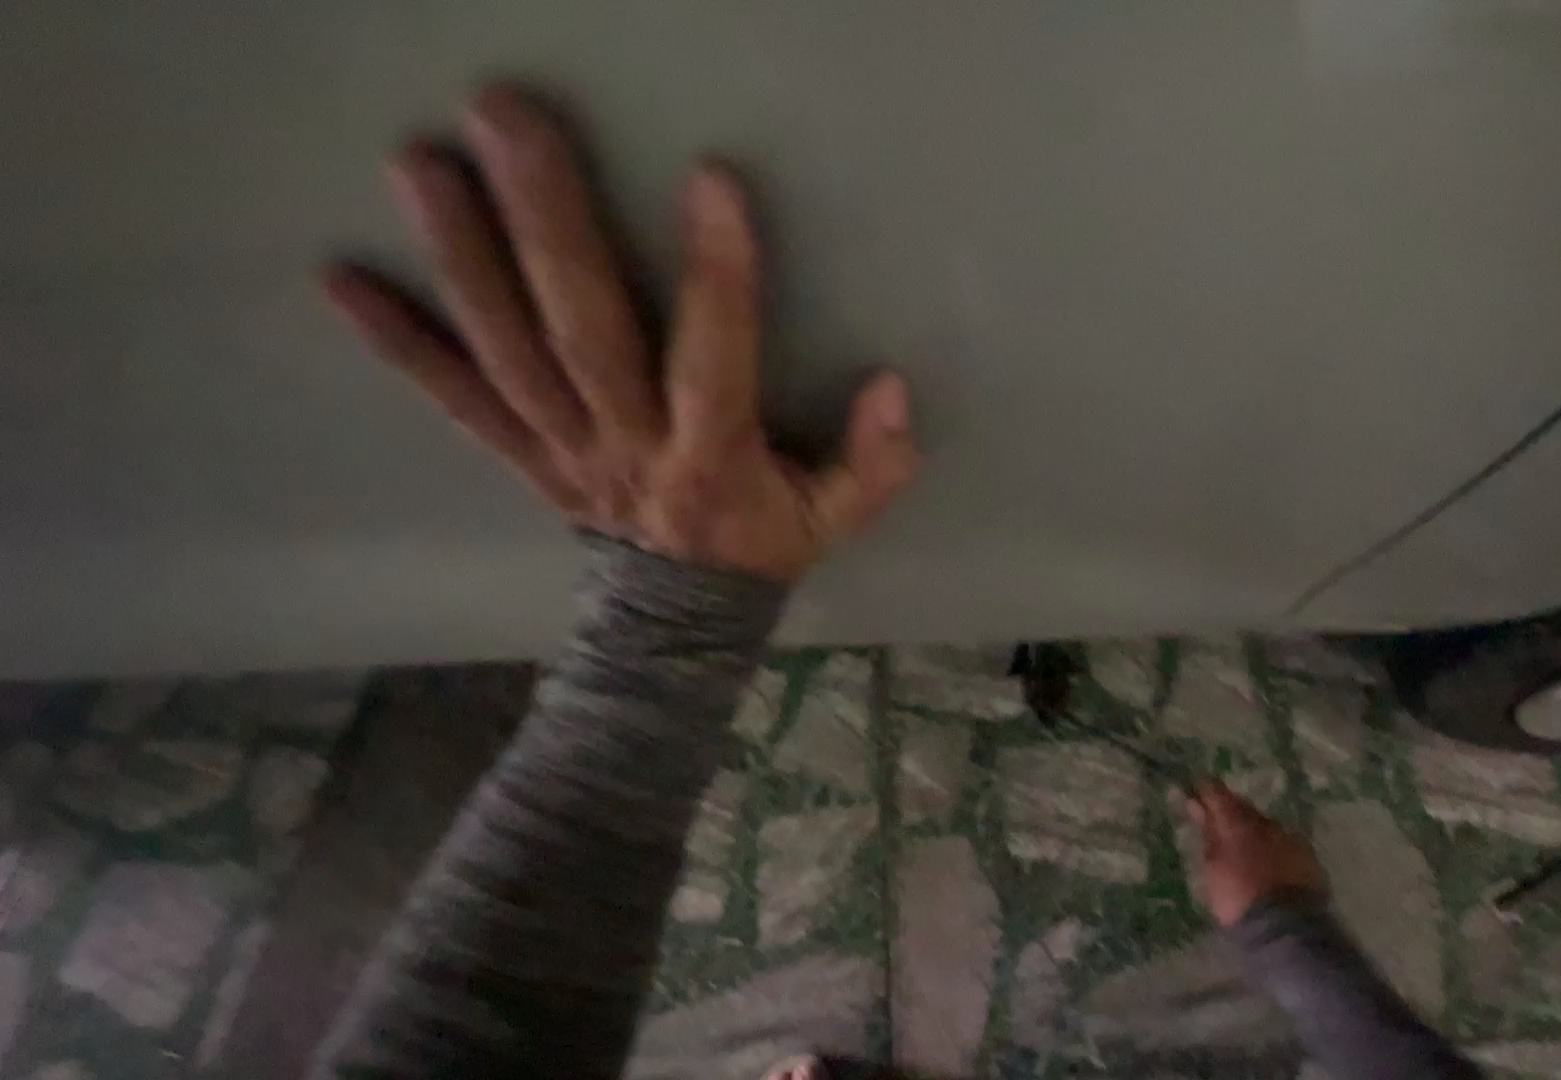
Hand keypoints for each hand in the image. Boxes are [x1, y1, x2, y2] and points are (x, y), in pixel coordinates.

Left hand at [321, 84, 919, 583]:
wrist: (678, 628)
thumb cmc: (761, 550)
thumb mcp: (837, 519)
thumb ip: (876, 463)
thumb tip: (893, 388)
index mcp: (711, 460)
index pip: (715, 363)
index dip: (718, 280)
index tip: (709, 185)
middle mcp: (628, 447)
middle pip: (586, 337)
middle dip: (549, 231)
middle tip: (509, 124)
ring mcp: (565, 451)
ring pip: (512, 357)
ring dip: (465, 263)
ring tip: (422, 166)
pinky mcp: (526, 458)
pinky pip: (462, 407)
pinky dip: (406, 351)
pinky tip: (346, 283)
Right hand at [1186, 780, 1324, 926]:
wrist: (1286, 929)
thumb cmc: (1237, 896)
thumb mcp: (1212, 865)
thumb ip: (1207, 832)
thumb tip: (1195, 804)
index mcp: (1238, 821)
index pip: (1218, 794)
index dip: (1205, 790)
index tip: (1195, 789)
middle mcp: (1267, 822)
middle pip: (1244, 808)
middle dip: (1231, 812)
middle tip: (1218, 821)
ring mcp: (1291, 839)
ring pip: (1266, 826)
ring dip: (1253, 831)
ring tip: (1243, 847)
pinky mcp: (1309, 858)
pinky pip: (1284, 844)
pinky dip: (1272, 848)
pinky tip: (1267, 862)